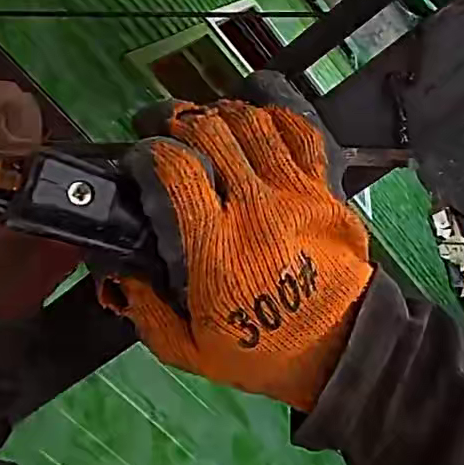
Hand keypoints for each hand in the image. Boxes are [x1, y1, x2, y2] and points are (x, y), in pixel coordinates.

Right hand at [100, 74, 371, 409]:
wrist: (342, 349)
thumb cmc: (270, 351)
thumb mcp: (190, 350)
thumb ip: (145, 311)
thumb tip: (121, 273)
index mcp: (217, 250)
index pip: (175, 169)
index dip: (147, 152)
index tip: (139, 157)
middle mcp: (257, 211)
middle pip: (210, 132)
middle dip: (177, 120)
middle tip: (166, 130)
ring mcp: (297, 195)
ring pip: (253, 123)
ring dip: (221, 113)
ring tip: (207, 121)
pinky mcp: (325, 191)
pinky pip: (301, 133)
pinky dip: (276, 116)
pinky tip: (259, 120)